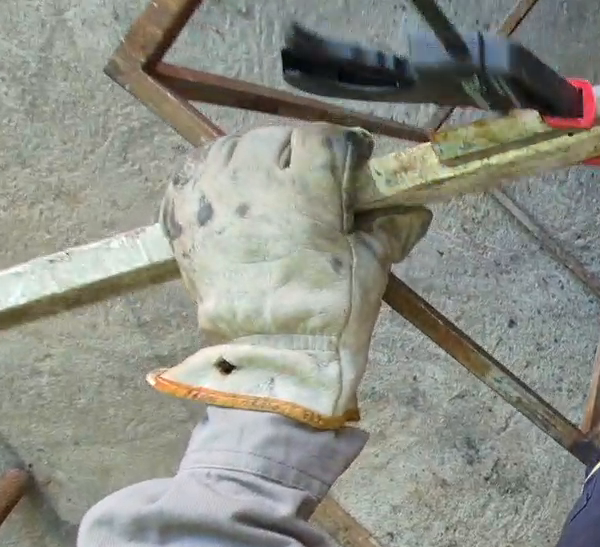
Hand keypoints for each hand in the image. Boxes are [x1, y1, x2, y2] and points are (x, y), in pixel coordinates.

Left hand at [151, 123, 431, 428]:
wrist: (275, 355)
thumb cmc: (331, 312)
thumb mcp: (371, 269)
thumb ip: (391, 230)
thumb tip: (417, 211)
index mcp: (305, 187)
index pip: (324, 139)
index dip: (345, 148)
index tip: (357, 163)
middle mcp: (251, 178)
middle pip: (275, 139)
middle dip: (300, 154)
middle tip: (318, 182)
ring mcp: (210, 195)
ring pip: (231, 149)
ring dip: (256, 161)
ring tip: (275, 190)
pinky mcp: (182, 216)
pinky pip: (196, 176)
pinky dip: (219, 180)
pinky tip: (238, 202)